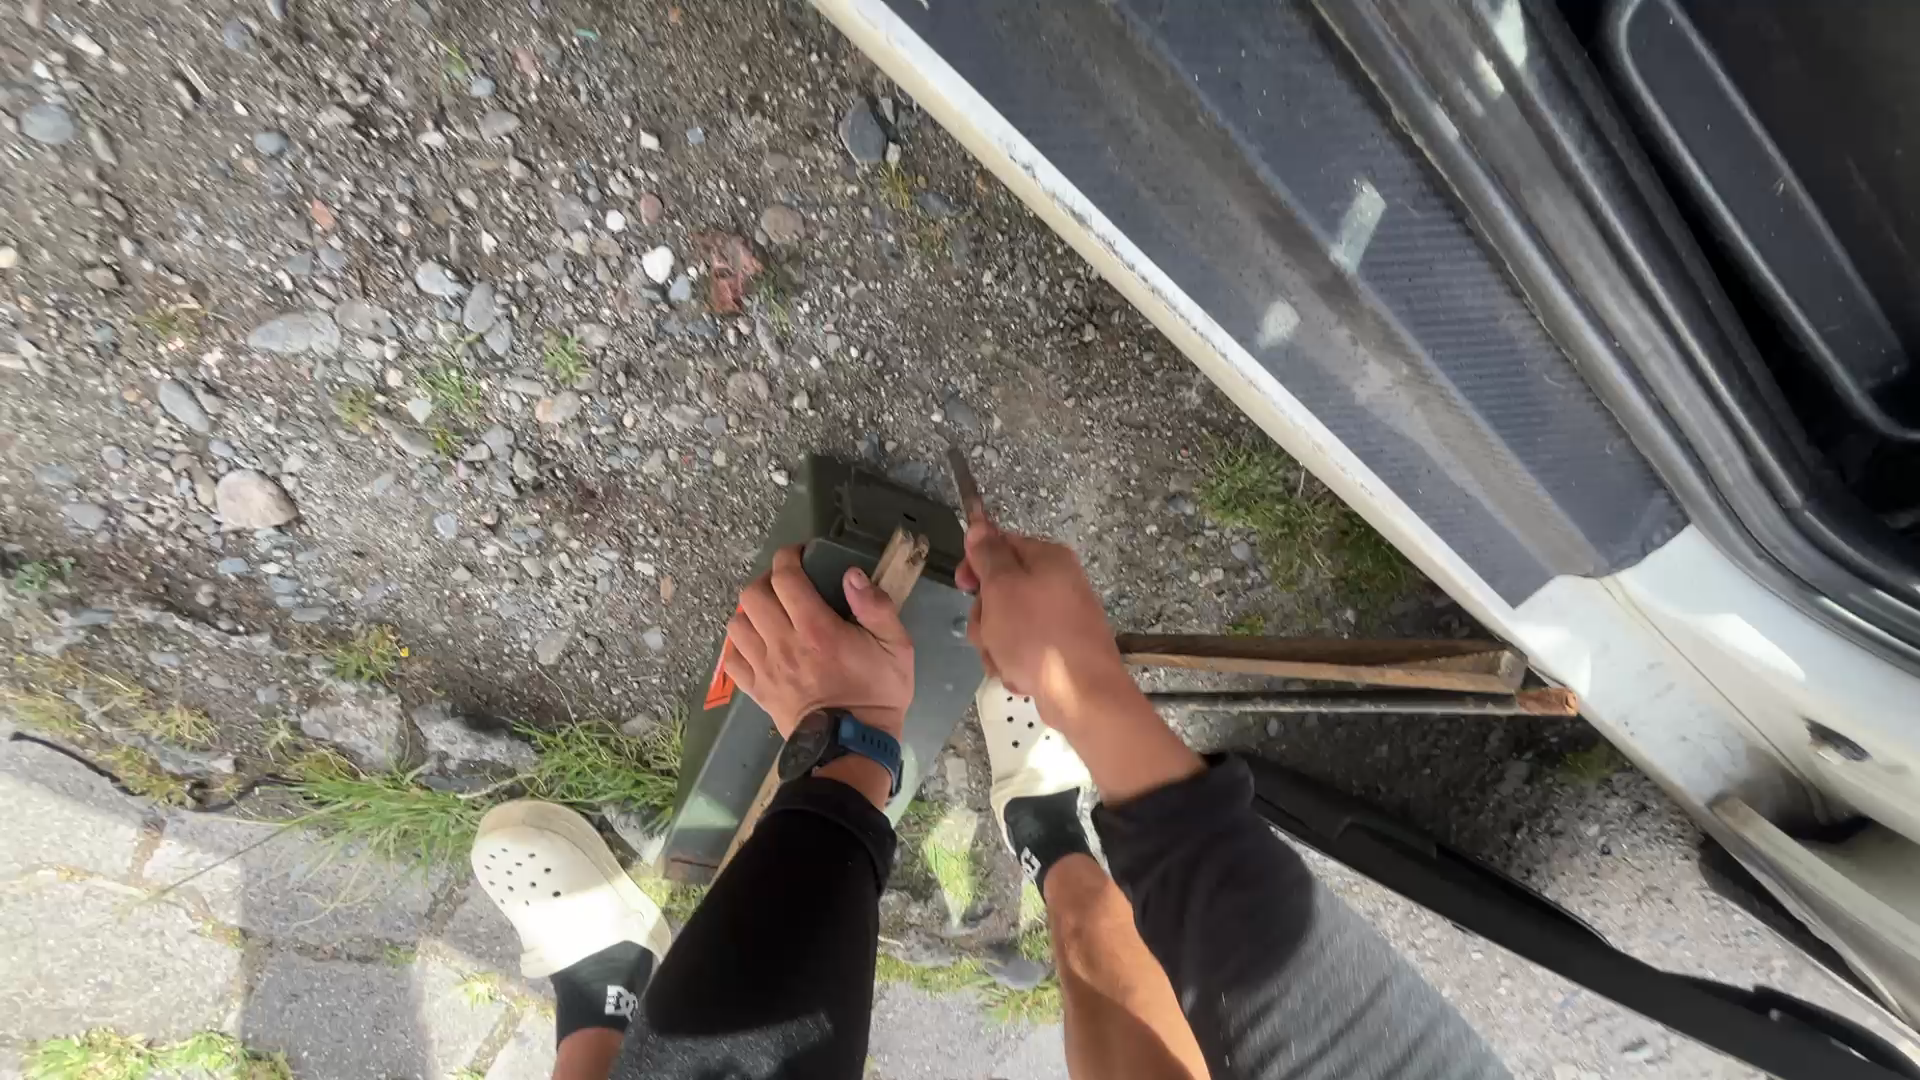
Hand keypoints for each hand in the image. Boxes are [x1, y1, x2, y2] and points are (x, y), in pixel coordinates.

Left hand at [721, 545, 913, 738]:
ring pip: (737, 624)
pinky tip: (757, 642)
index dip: (788, 557)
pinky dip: (739, 644)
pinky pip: (731, 659)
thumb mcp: (897, 648)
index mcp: (816, 630)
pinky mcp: (756, 691)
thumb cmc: (877, 695)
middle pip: (752, 595)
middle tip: (788, 585)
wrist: (853, 747)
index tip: (800, 555)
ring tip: (772, 613)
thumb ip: (876, 607)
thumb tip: (852, 575)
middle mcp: (783, 644)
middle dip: (768, 581)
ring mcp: (765, 669)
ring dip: (751, 611)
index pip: (786, 578)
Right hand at [955, 521, 1132, 730]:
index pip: (1000, 545)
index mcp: (1048, 558)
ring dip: (995, 642)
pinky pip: (1022, 646)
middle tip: (988, 632)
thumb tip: (979, 523)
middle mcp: (1057, 582)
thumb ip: (988, 555)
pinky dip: (1013, 660)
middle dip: (985, 615)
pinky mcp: (1059, 648)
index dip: (975, 565)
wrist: (1082, 694)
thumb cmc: (1037, 635)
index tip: (963, 586)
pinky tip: (1019, 675)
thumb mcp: (1002, 588)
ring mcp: (1060, 617)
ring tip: (1004, 660)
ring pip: (1006, 622)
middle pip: (1000, 588)